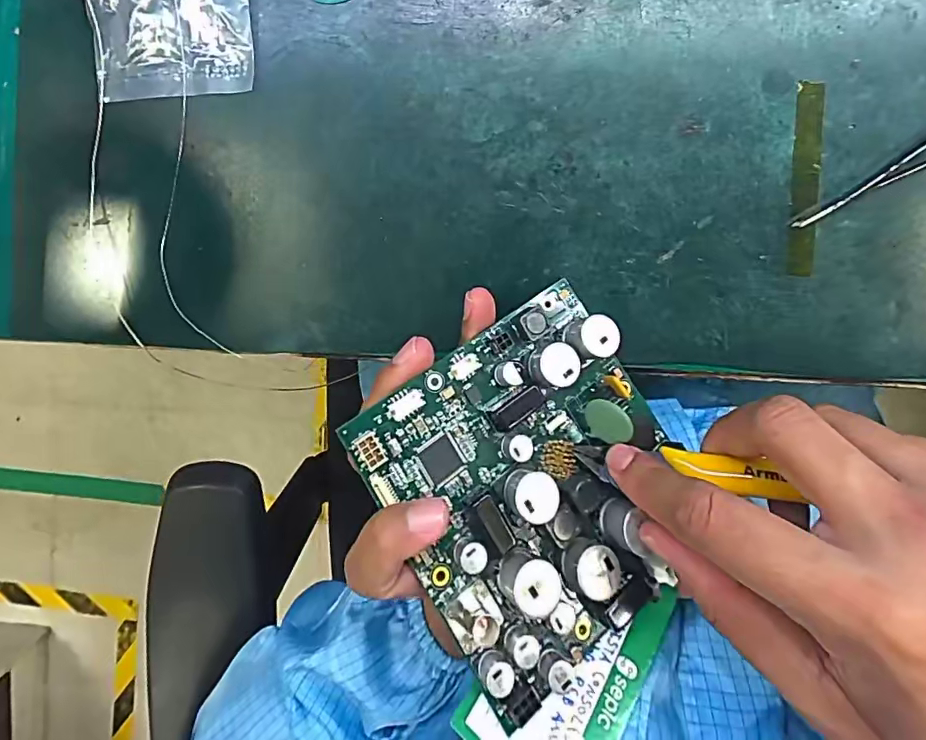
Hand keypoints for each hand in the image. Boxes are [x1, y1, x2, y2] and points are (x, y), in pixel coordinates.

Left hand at [343, 287, 499, 653]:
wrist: (464, 617)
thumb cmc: (420, 581)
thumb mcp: (381, 573)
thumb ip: (386, 549)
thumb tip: (429, 510)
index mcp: (402, 470)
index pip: (393, 416)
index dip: (401, 382)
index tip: (421, 351)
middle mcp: (439, 458)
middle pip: (451, 393)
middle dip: (462, 346)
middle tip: (477, 307)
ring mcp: (479, 466)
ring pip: (485, 404)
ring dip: (493, 356)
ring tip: (502, 314)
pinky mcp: (514, 481)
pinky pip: (523, 436)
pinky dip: (533, 403)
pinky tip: (544, 370)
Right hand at [606, 397, 925, 739]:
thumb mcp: (833, 704)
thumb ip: (735, 608)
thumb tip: (661, 532)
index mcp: (869, 610)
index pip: (721, 519)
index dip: (658, 484)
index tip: (628, 463)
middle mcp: (921, 537)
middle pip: (782, 425)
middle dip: (734, 436)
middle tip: (735, 471)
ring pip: (840, 422)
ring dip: (806, 454)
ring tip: (828, 507)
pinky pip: (908, 444)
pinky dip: (877, 470)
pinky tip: (906, 523)